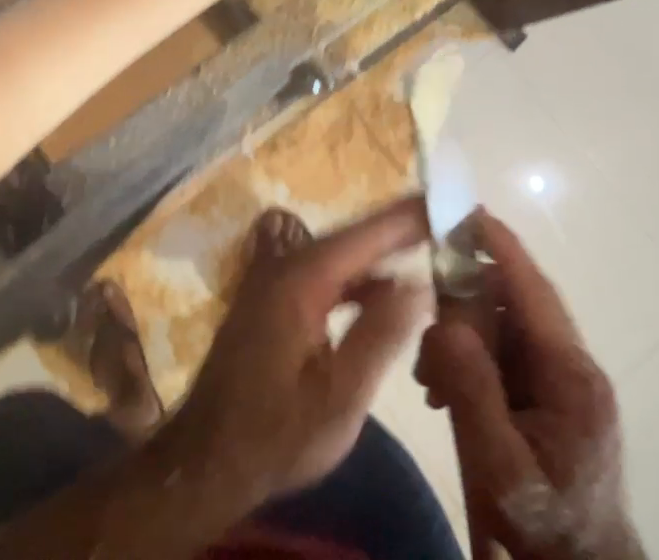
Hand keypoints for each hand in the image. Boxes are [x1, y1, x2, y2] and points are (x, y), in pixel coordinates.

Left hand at [160, 199, 433, 504]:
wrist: (208, 457)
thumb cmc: (277, 433)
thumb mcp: (340, 394)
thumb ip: (380, 335)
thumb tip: (418, 281)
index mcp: (297, 282)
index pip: (362, 235)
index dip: (406, 218)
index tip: (448, 201)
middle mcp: (279, 271)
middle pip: (348, 240)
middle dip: (397, 231)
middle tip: (450, 225)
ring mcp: (269, 286)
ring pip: (334, 258)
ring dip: (378, 257)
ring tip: (430, 255)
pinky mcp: (268, 306)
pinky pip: (320, 278)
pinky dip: (355, 281)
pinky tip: (384, 297)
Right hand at [416, 210, 640, 559]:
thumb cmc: (541, 519)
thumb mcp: (498, 462)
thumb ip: (472, 389)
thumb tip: (446, 321)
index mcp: (570, 376)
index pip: (531, 291)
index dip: (498, 247)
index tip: (464, 211)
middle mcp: (572, 367)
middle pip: (510, 306)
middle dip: (460, 312)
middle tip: (423, 354)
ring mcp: (563, 381)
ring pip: (502, 328)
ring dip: (459, 342)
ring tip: (430, 386)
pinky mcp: (549, 395)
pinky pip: (503, 354)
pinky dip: (468, 361)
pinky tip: (445, 394)